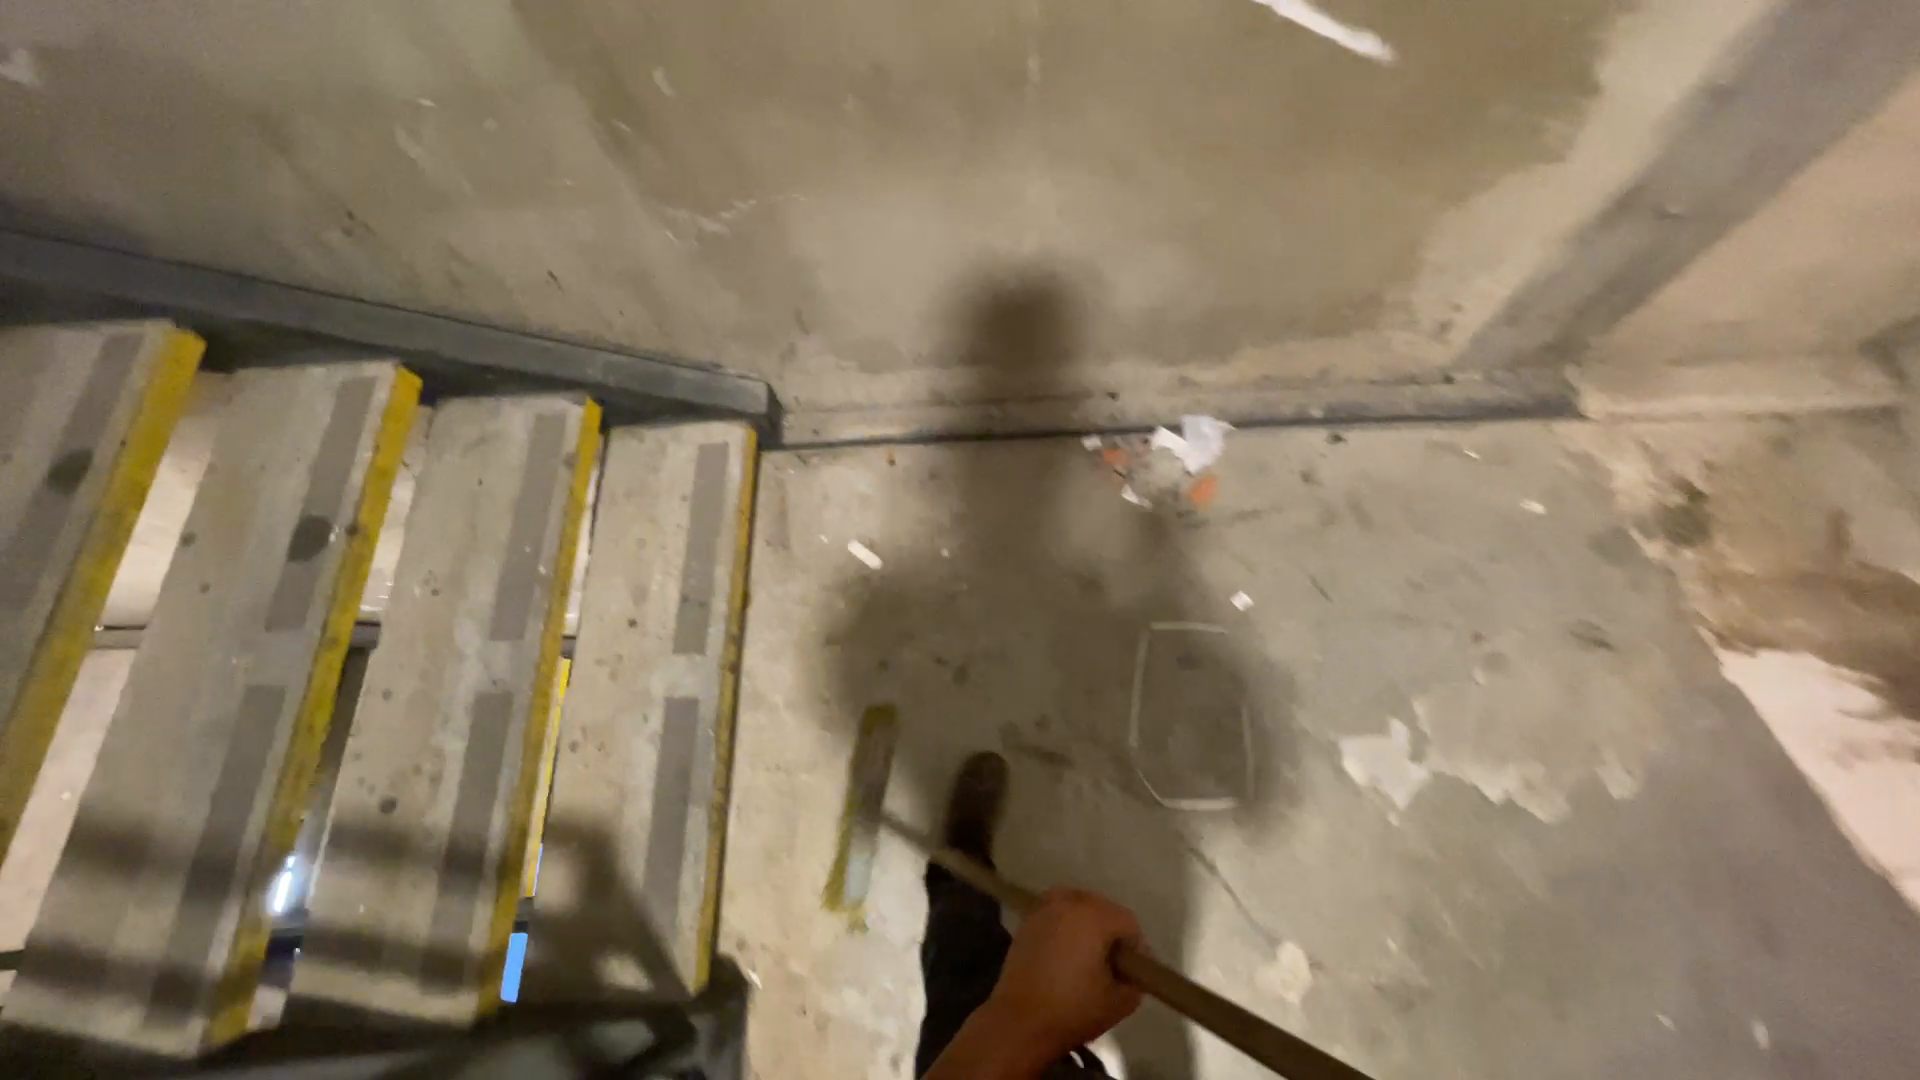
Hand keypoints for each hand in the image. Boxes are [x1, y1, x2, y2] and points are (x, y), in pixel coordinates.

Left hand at [985, 887, 1145, 1057]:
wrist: (1020, 1019)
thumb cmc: (1073, 1009)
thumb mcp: (1119, 1003)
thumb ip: (1135, 982)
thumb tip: (1132, 972)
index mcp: (1094, 916)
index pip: (1128, 922)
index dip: (1136, 947)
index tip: (1133, 971)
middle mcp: (1069, 902)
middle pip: (1102, 908)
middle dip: (1112, 932)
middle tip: (1113, 963)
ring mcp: (1044, 907)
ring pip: (1078, 906)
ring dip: (1088, 925)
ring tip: (1088, 955)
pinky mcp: (1028, 919)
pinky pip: (1056, 913)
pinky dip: (1065, 925)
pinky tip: (1064, 951)